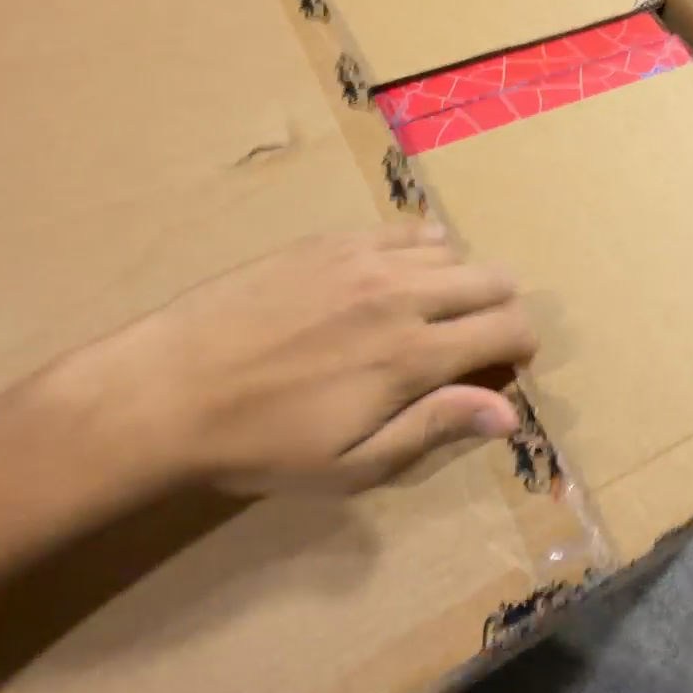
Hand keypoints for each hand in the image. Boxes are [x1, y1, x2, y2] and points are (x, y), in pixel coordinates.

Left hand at [44, 223, 537, 495]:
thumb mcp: (353, 464)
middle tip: (477, 338)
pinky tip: (398, 274)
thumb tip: (507, 412)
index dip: (523, 345)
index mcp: (413, 355)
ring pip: (451, 250)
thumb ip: (434, 427)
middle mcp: (401, 294)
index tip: (509, 363)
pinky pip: (402, 228)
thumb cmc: (263, 443)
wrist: (169, 390)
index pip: (508, 327)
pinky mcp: (329, 240)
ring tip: (432, 309)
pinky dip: (420, 249)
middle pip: (492, 279)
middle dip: (501, 308)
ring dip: (459, 279)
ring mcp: (364, 258)